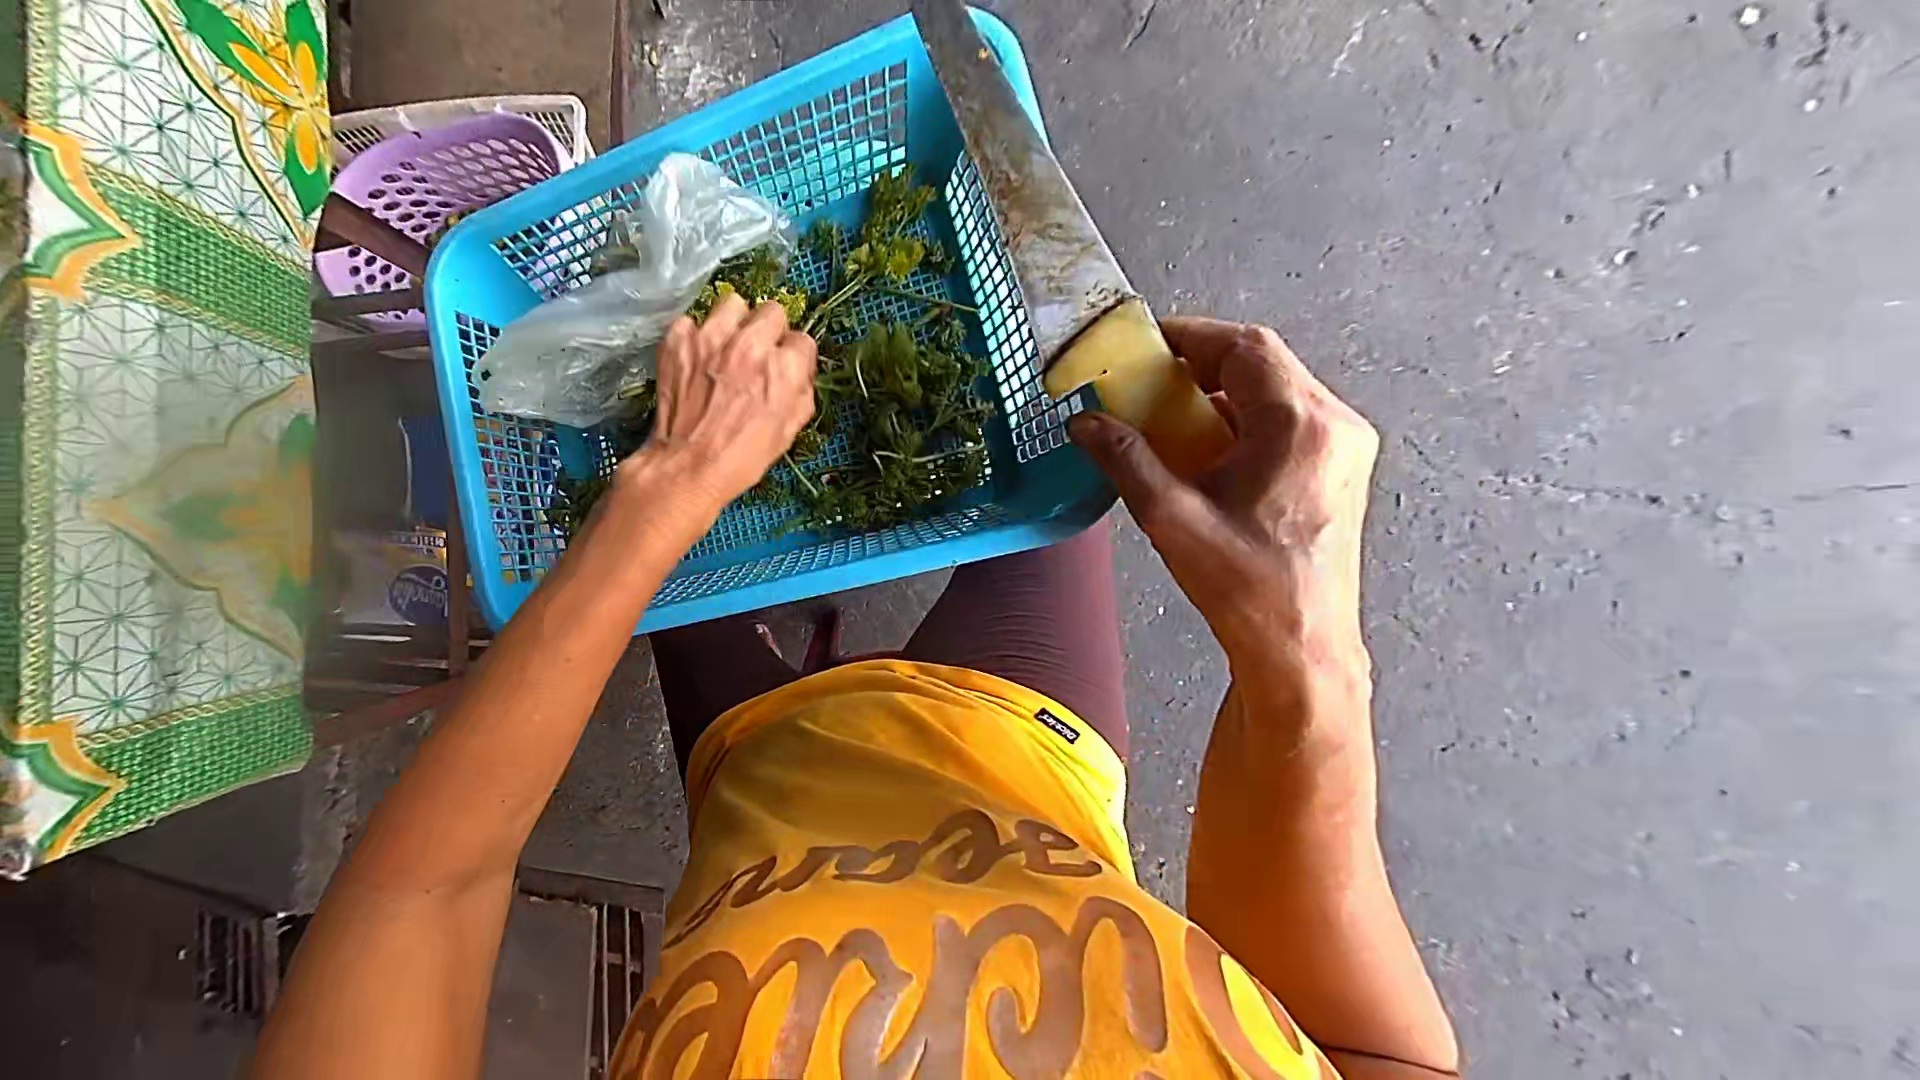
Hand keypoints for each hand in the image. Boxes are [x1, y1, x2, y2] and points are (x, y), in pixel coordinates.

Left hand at [634, 292, 817, 509]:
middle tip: (760, 352)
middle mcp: (750, 344)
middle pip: (772, 311)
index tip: (787, 367)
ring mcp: (710, 338)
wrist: (688, 466)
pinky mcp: (678, 340)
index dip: (796, 356)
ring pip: (733, 303)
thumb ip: (801, 392)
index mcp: (784, 368)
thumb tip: (800, 372)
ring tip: (729, 344)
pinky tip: (698, 358)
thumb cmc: (743, 456)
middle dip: (771, 330)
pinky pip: (693, 321)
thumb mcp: (790, 430)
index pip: (803, 340)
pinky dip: (698, 336)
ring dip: (736, 321)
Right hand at [1068, 317, 1378, 665]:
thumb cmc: (1248, 588)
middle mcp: (1332, 427)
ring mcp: (1341, 449)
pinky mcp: (1336, 470)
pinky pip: (1286, 421)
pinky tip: (1208, 449)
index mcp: (1299, 427)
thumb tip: (1087, 424)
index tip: (1150, 343)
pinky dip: (1242, 420)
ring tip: (1174, 415)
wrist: (1300, 643)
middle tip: (1154, 379)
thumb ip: (1125, 459)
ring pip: (1275, 391)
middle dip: (1202, 364)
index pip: (1245, 347)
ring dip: (1221, 394)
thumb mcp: (1170, 517)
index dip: (1191, 336)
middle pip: (1262, 364)